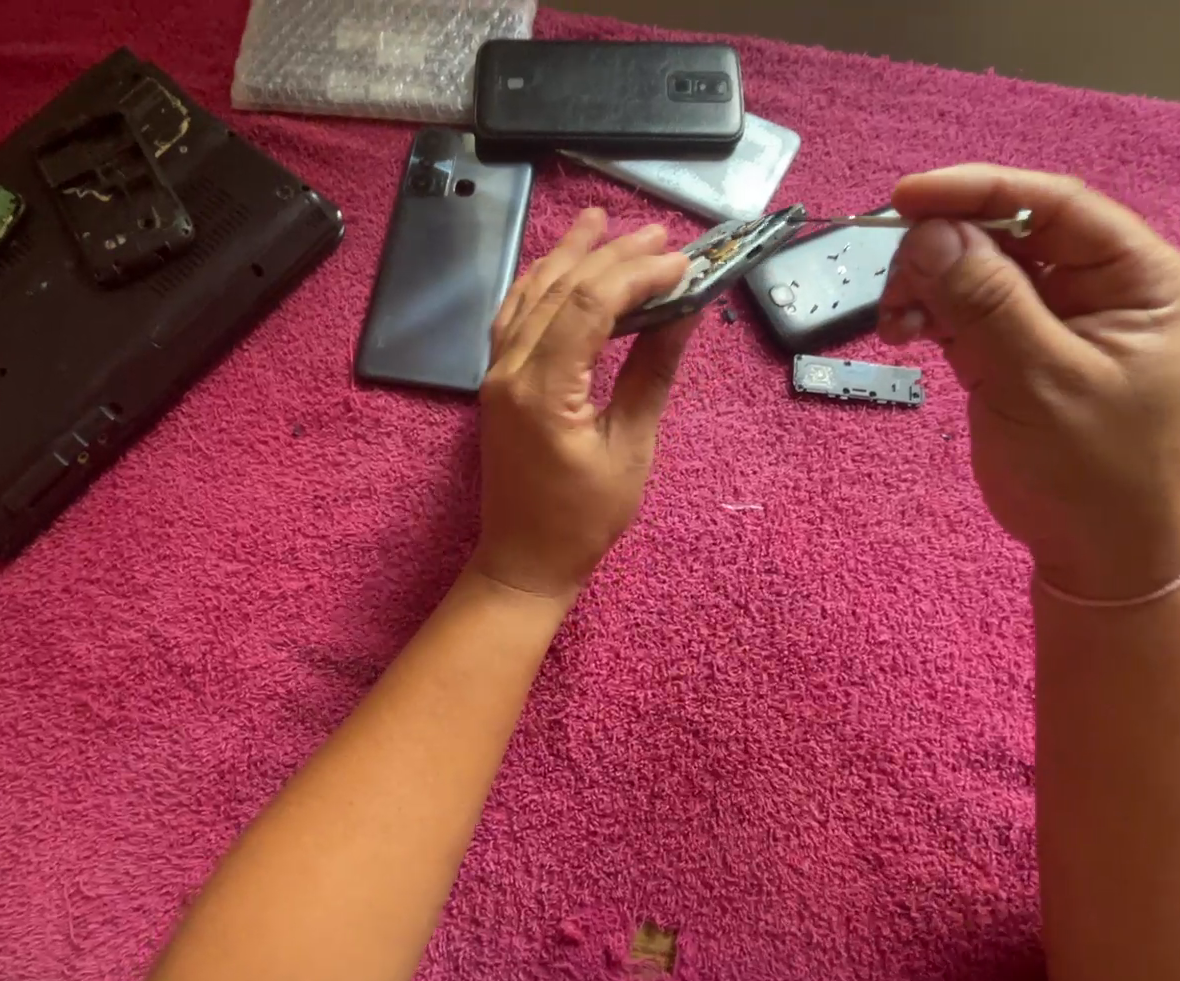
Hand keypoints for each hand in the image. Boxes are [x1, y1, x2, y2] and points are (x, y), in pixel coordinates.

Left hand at [468, 208, 696, 602]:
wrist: (524, 560)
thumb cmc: (583, 520)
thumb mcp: (631, 448)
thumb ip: (652, 374)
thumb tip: (684, 314)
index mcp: (543, 392)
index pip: (589, 306)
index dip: (637, 275)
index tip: (682, 262)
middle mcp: (509, 373)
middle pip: (559, 291)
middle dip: (610, 256)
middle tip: (659, 234)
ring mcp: (495, 377)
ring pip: (528, 297)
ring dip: (566, 257)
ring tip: (600, 221)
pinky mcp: (495, 385)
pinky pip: (512, 320)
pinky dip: (537, 287)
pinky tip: (555, 268)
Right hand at [877, 165, 1179, 600]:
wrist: (1100, 552)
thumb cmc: (1094, 472)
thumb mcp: (1041, 382)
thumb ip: (987, 304)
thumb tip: (929, 234)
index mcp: (1133, 277)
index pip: (1053, 205)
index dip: (979, 191)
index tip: (905, 198)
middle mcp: (1093, 287)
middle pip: (1005, 236)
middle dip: (942, 253)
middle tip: (895, 292)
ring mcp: (1049, 321)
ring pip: (974, 274)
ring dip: (926, 289)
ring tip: (897, 328)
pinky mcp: (1013, 352)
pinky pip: (963, 313)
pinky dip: (929, 318)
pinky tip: (906, 335)